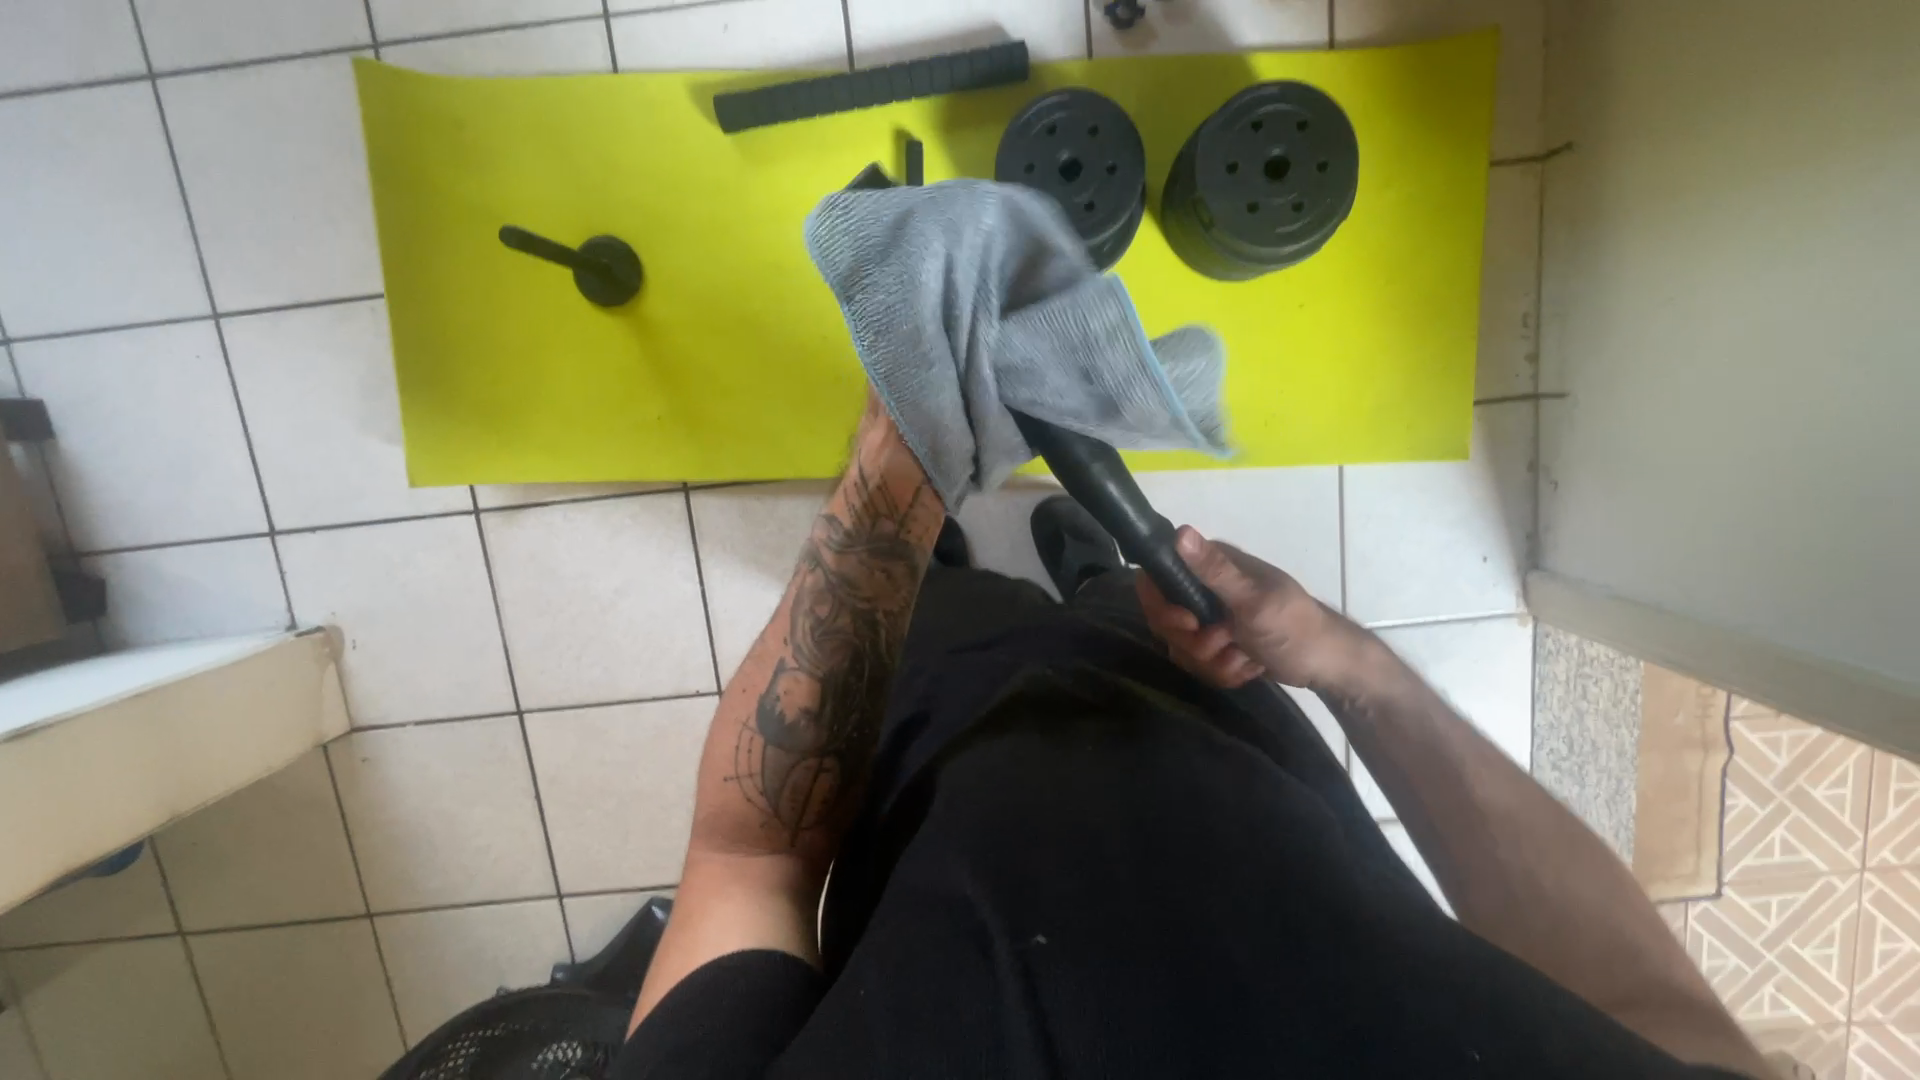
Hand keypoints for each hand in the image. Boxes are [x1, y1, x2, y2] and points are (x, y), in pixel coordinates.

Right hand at [1136, 526, 1361, 690]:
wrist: (1327, 666)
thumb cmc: (1294, 627)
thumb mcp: (1253, 599)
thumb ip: (1213, 570)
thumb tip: (1179, 532)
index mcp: (1212, 567)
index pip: (1156, 581)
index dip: (1163, 608)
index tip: (1189, 623)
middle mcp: (1205, 588)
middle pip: (1164, 621)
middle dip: (1195, 644)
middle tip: (1226, 642)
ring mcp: (1211, 617)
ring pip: (1181, 647)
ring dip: (1213, 661)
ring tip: (1245, 656)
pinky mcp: (1218, 643)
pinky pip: (1198, 663)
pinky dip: (1224, 670)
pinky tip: (1248, 665)